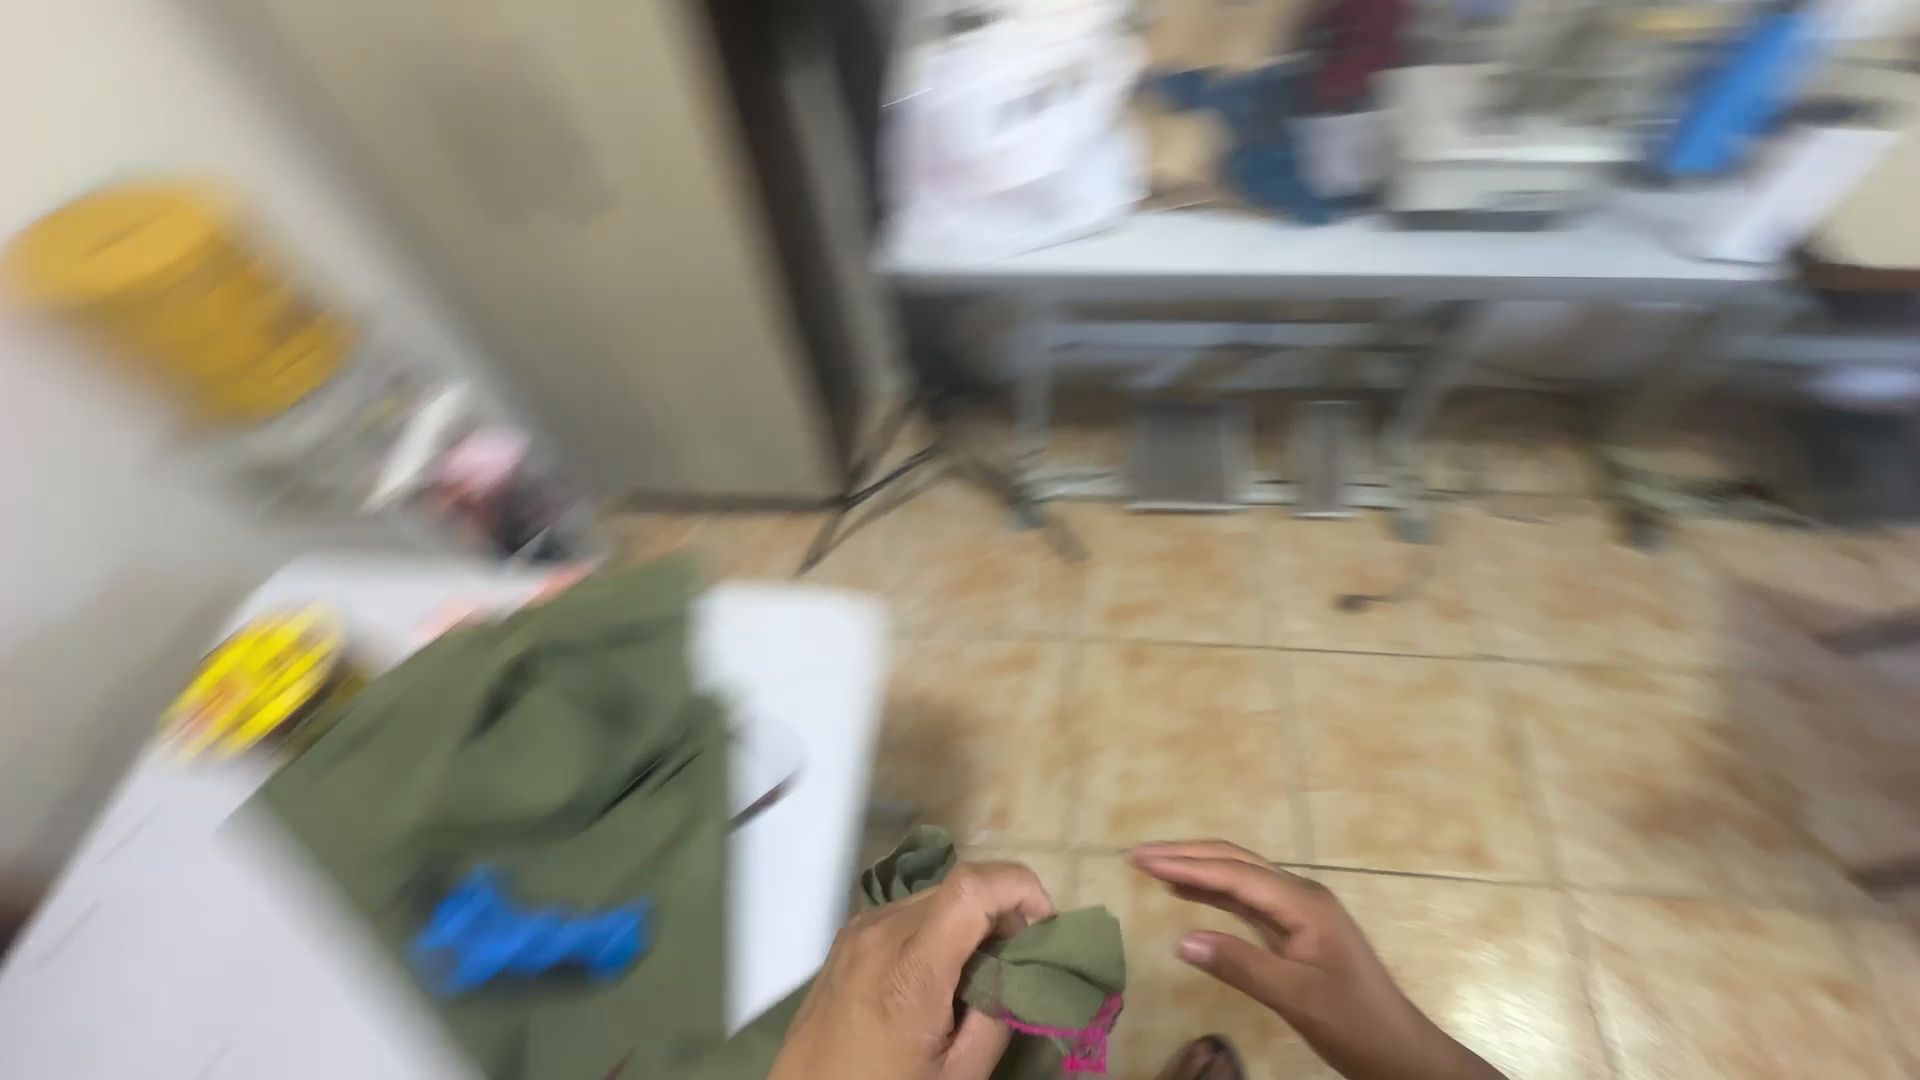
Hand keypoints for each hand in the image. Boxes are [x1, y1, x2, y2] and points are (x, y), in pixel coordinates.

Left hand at [768, 861, 1056, 1079]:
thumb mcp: (957, 1078)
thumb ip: (997, 1016)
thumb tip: (1022, 969)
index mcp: (909, 968)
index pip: (971, 886)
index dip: (1019, 886)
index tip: (1046, 922)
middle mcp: (881, 930)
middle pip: (959, 888)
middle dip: (1002, 911)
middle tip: (1018, 961)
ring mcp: (860, 927)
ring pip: (936, 896)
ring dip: (970, 919)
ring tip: (979, 973)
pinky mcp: (849, 933)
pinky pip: (909, 911)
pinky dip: (940, 926)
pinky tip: (941, 973)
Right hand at [1130, 841, 1503, 1079]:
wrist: (1405, 1057)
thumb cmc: (1355, 1027)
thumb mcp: (1297, 999)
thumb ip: (1240, 965)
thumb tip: (1182, 939)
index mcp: (1302, 902)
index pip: (1232, 873)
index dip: (1184, 864)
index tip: (1141, 860)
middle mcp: (1298, 894)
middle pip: (1233, 860)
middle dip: (1184, 854)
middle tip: (1138, 855)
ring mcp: (1297, 909)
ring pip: (1238, 875)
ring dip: (1195, 868)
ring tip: (1152, 866)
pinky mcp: (1294, 927)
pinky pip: (1245, 897)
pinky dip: (1212, 889)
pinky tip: (1187, 891)